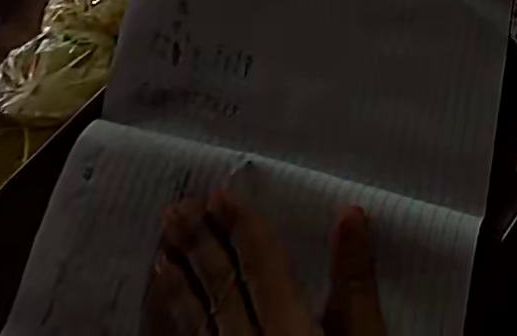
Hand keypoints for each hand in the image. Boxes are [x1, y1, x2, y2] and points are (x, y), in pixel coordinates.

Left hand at [143, 190, 385, 335]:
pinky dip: (175, 328)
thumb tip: (350, 214)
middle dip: (200, 248)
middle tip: (177, 211)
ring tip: (159, 251)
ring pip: (196, 327)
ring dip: (178, 286)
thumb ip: (357, 284)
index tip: (220, 196)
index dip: (242, 229)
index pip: (262, 268)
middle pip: (222, 292)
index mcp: (290, 333)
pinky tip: (165, 309)